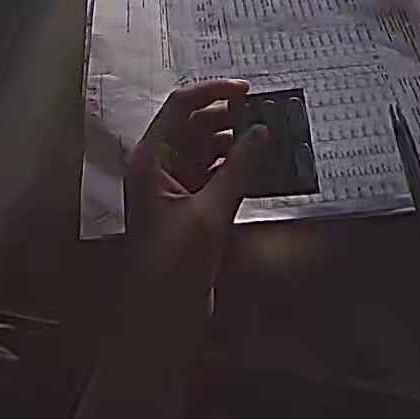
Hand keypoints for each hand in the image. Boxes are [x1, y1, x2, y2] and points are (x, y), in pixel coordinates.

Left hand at [124, 79, 268, 330]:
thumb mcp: (209, 214)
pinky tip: (259, 163)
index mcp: (151, 158)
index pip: (180, 106)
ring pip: (206, 147)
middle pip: (195, 125)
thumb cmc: (172, 269)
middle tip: (266, 114)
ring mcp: (174, 184)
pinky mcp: (189, 204)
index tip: (246, 90)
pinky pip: (213, 170)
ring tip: (268, 135)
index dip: (212, 92)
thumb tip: (262, 131)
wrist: (157, 329)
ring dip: (235, 141)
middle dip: (229, 117)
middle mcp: (159, 164)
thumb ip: (238, 168)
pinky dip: (234, 165)